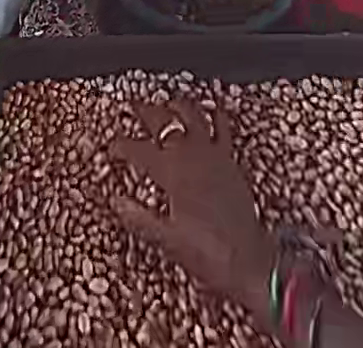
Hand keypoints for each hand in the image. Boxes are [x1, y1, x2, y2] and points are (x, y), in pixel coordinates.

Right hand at [110, 99, 275, 324]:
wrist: (249, 260)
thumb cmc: (208, 252)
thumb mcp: (166, 239)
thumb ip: (138, 217)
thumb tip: (115, 200)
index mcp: (171, 173)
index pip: (138, 150)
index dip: (122, 146)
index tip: (113, 147)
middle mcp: (190, 155)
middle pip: (162, 122)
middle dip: (144, 111)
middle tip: (133, 105)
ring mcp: (212, 154)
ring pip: (191, 115)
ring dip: (177, 105)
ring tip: (168, 101)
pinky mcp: (229, 158)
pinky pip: (222, 127)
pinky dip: (215, 113)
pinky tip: (211, 107)